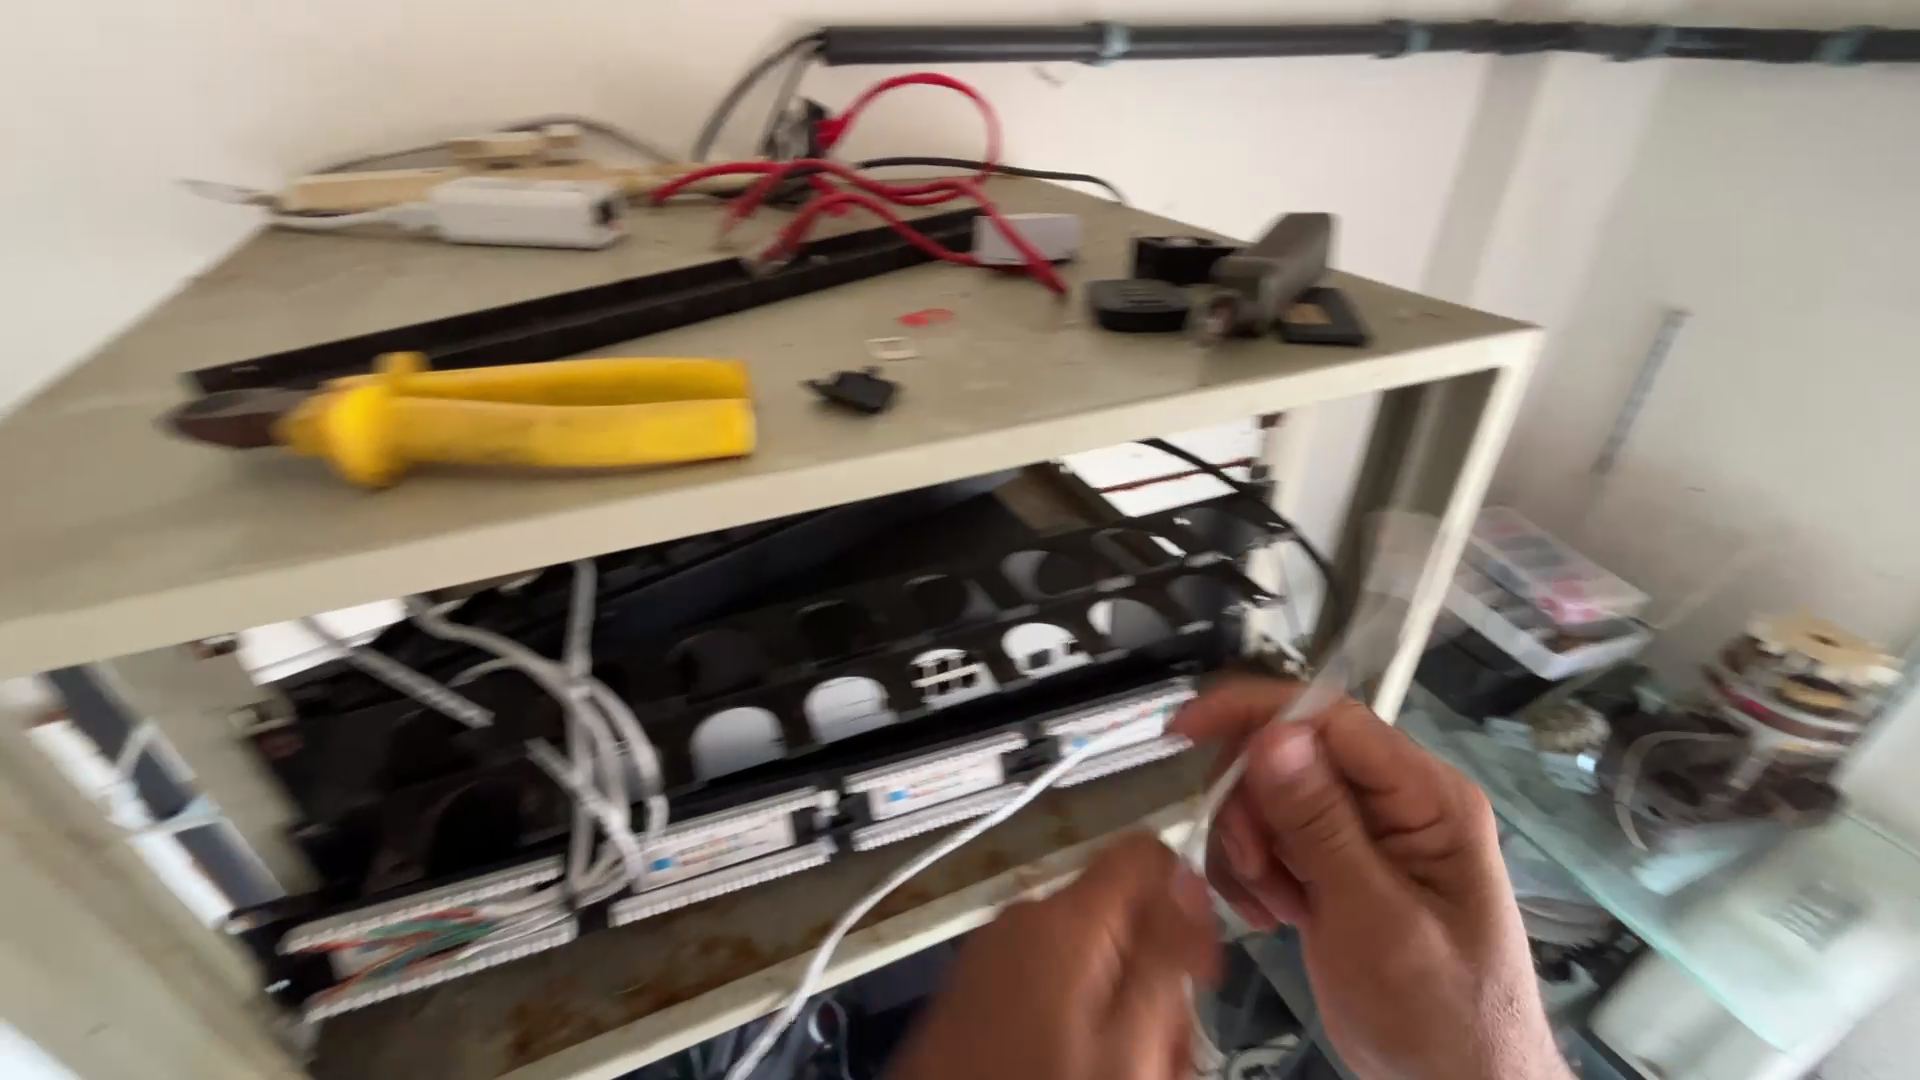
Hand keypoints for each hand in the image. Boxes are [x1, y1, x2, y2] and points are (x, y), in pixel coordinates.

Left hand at [889, 832, 1218, 1079]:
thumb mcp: (1128, 1041)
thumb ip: (1165, 951)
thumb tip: (1189, 878)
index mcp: (1066, 915)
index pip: (1146, 852)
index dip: (1186, 898)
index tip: (1197, 966)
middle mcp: (1027, 913)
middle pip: (1120, 911)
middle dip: (1153, 971)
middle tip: (1162, 1047)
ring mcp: (995, 943)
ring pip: (1087, 946)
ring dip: (1118, 996)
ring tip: (1121, 1063)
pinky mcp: (977, 976)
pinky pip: (1046, 966)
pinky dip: (1074, 1002)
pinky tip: (1075, 1056)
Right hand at [1171, 677, 1568, 1079]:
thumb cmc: (1438, 1016)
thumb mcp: (1377, 920)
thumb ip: (1322, 825)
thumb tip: (1272, 734)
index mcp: (1423, 794)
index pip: (1325, 716)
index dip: (1251, 713)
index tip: (1184, 734)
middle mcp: (1388, 797)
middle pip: (1282, 752)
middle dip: (1249, 806)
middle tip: (1253, 868)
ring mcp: (1354, 827)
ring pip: (1261, 792)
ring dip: (1246, 847)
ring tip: (1271, 904)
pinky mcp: (1326, 857)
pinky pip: (1261, 832)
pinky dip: (1247, 870)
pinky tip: (1270, 912)